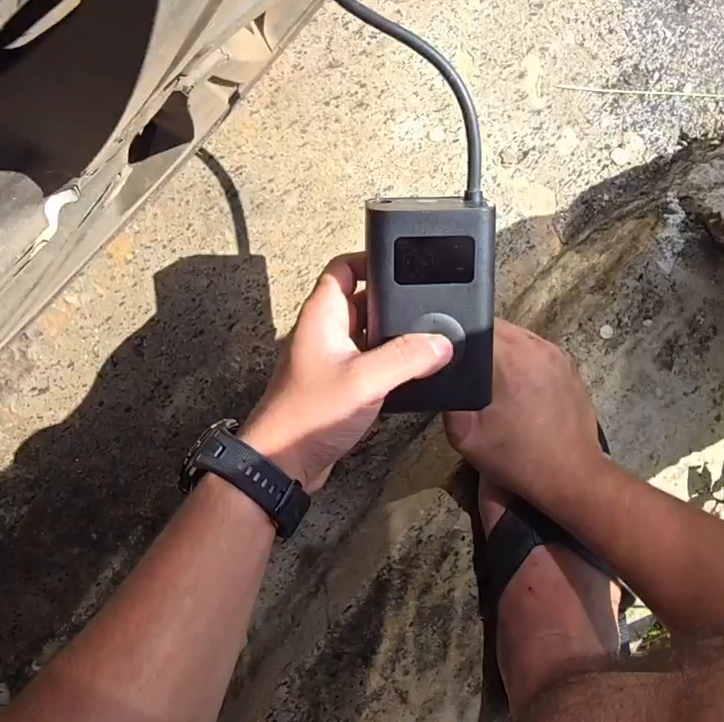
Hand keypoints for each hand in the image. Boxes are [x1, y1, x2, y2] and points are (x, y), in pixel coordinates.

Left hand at [240, 253, 452, 490]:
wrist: (282, 464)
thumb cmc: (308, 416)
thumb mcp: (364, 380)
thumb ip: (405, 358)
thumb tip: (441, 343)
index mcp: (321, 315)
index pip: (343, 269)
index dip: (369, 260)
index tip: (401, 263)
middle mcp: (324, 331)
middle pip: (362, 300)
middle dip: (392, 301)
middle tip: (424, 304)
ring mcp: (330, 358)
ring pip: (368, 332)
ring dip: (393, 334)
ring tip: (426, 336)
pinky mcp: (338, 384)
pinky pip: (368, 360)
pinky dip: (389, 361)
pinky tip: (412, 371)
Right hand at [443, 320, 602, 507]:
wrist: (571, 477)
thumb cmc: (517, 458)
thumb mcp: (465, 435)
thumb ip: (448, 398)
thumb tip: (443, 373)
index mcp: (511, 357)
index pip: (477, 326)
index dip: (460, 337)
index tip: (453, 356)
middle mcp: (536, 347)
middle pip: (498, 327)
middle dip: (481, 344)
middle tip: (470, 370)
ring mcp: (557, 354)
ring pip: (519, 336)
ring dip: (504, 350)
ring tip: (493, 377)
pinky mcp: (570, 365)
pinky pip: (538, 349)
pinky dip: (524, 359)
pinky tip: (519, 384)